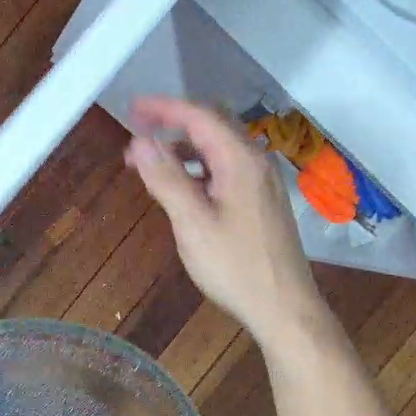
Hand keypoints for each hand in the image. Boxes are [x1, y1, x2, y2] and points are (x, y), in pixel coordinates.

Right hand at [125, 96, 322, 346]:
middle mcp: (256, 162)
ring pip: (220, 148)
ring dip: (184, 147)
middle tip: (138, 129)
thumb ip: (166, 179)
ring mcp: (262, 182)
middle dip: (173, 123)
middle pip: (213, 125)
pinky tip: (182, 186)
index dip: (164, 109)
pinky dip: (199, 167)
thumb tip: (140, 142)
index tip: (132, 109)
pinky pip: (227, 168)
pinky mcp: (262, 201)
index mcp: (240, 160)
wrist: (283, 306)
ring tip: (151, 162)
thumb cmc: (235, 268)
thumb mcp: (193, 224)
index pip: (200, 116)